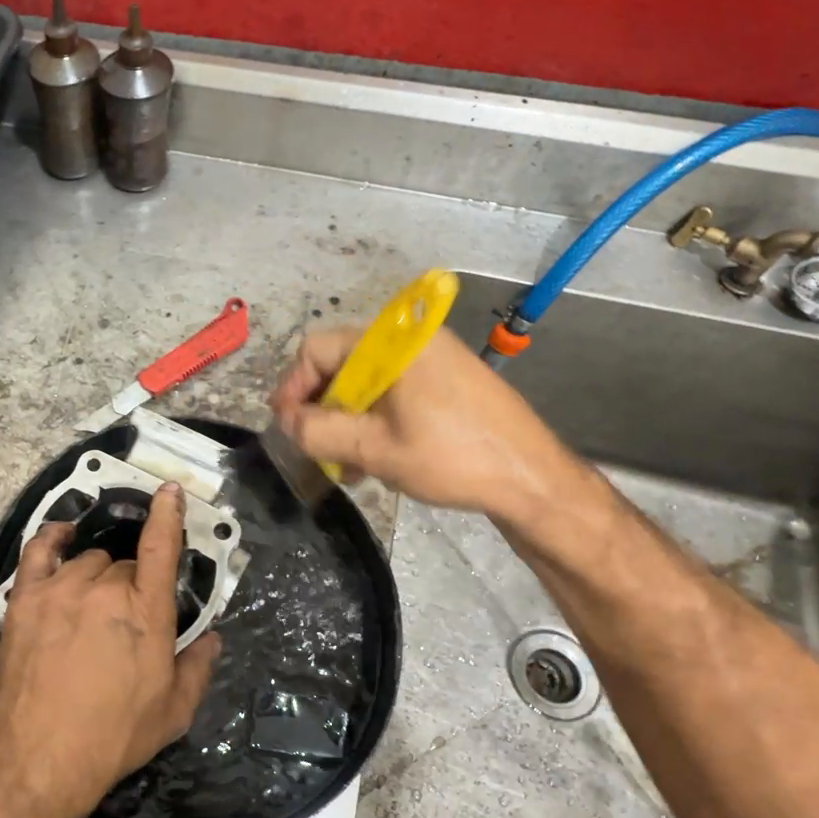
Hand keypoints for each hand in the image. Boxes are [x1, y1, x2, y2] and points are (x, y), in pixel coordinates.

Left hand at [0, 484, 221, 817]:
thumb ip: (198, 667)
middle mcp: (104, 589)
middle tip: (126, 621)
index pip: (161, 548)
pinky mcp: (25, 597)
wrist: (41, 752)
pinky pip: (40, 550)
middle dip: (132, 585)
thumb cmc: (114, 734)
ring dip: (96, 577)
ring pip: (87, 562)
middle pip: (125, 564)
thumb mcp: (174, 711)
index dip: (168, 515)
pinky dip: (53, 538)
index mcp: (146, 611)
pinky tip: (61, 537)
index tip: (169, 491)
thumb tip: (212, 638)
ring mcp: (61, 588)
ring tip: (90, 611)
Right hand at [268, 326, 584, 521]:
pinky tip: (375, 456)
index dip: (293, 387)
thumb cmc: (451, 458)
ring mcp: (432, 356)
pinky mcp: (446, 378)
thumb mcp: (373, 449)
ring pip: (364, 380)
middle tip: (316, 449)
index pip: (316, 349)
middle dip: (320, 407)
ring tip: (346, 463)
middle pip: (339, 362)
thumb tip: (286, 422)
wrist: (533, 478)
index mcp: (392, 343)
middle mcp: (409, 339)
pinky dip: (374, 417)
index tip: (288, 427)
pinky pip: (392, 389)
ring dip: (345, 418)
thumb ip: (318, 432)